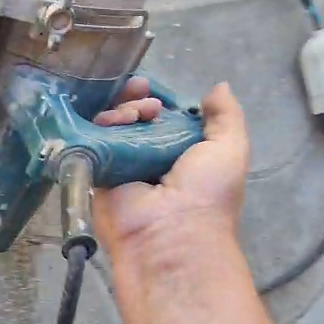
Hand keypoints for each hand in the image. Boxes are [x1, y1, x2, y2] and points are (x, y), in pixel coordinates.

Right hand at [93, 81, 250, 258]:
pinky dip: (98, 129)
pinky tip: (111, 123)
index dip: (159, 99)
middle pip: (134, 119)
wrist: (172, 235)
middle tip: (146, 104)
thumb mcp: (231, 148)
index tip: (157, 92)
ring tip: (133, 116)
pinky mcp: (97, 179)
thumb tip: (217, 87)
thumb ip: (226, 115)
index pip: (163, 117)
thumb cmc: (207, 194)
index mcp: (180, 153)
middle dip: (137, 101)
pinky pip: (92, 147)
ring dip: (120, 112)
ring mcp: (120, 170)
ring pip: (111, 128)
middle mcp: (148, 160)